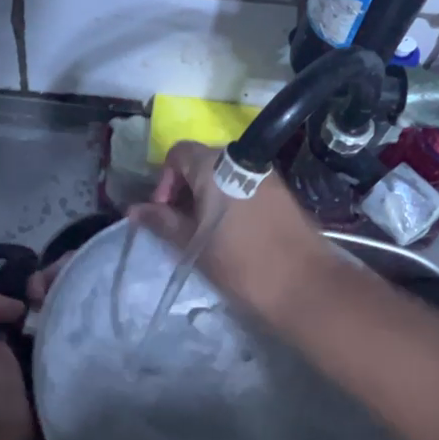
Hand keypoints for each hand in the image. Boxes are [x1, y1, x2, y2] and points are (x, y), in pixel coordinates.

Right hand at [127, 141, 344, 332]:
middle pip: (202, 162)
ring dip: (208, 196)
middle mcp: (241, 161)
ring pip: (225, 176)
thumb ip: (162, 222)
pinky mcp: (282, 193)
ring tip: (204, 231)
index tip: (165, 212)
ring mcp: (266, 176)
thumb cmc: (239, 263)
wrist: (304, 285)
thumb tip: (134, 210)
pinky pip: (245, 187)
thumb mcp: (192, 243)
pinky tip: (231, 233)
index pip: (178, 153)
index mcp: (214, 166)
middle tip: (181, 224)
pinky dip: (230, 202)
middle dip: (185, 188)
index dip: (164, 180)